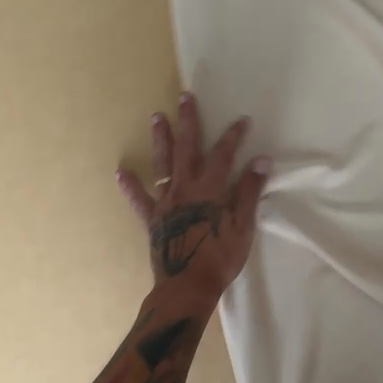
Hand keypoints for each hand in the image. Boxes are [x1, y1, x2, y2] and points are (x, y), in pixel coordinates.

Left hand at [115, 92, 270, 307]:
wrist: (187, 286)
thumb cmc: (220, 256)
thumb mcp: (244, 225)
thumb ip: (250, 191)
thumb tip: (261, 160)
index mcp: (210, 188)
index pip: (224, 154)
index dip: (233, 136)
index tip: (242, 120)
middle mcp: (185, 188)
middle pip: (187, 147)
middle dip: (188, 120)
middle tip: (185, 96)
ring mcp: (166, 203)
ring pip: (162, 164)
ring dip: (161, 139)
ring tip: (156, 117)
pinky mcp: (153, 219)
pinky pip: (139, 199)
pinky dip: (130, 185)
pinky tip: (121, 172)